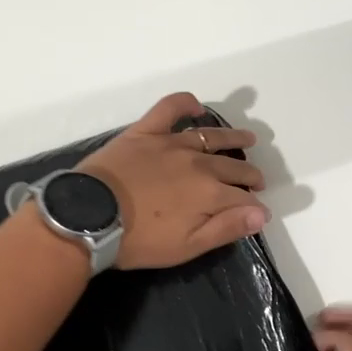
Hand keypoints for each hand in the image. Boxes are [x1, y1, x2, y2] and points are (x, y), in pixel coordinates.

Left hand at [76, 92, 268, 269]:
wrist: (89, 217)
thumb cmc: (138, 240)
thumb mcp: (186, 246)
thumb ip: (226, 228)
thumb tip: (262, 214)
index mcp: (210, 194)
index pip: (244, 198)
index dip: (254, 206)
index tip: (259, 212)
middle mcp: (199, 163)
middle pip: (233, 167)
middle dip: (250, 175)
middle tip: (257, 181)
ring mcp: (172, 144)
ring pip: (211, 136)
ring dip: (233, 137)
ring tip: (248, 138)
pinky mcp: (146, 132)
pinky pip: (170, 109)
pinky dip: (185, 104)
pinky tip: (196, 106)